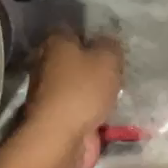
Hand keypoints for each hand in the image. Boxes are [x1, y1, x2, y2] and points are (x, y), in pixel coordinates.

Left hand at [24, 31, 123, 167]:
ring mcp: (50, 92)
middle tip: (119, 69)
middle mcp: (46, 64)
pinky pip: (81, 107)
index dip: (93, 34)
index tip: (112, 44)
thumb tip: (108, 42)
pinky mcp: (57, 116)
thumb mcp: (107, 59)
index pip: (73, 30)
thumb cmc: (82, 90)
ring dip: (96, 89)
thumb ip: (111, 46)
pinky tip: (113, 111)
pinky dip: (94, 110)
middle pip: (75, 58)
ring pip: (79, 84)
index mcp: (54, 43)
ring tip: (121, 91)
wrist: (61, 138)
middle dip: (95, 64)